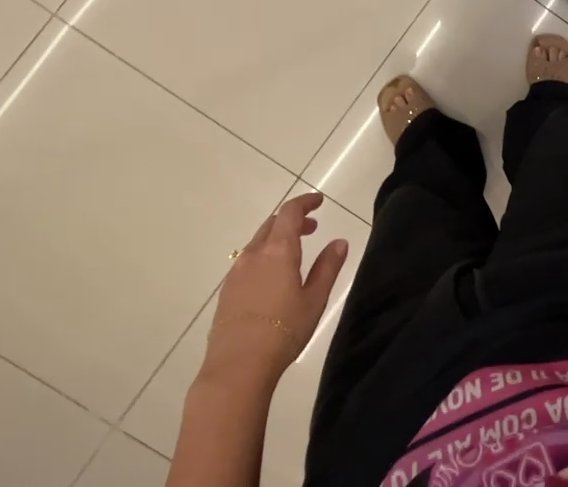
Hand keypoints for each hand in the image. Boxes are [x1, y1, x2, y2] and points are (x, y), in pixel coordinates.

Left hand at [199, 193, 349, 390]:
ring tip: (294, 252)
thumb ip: (328, 267)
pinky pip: (247, 261)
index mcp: (278, 251)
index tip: (319, 201)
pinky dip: (263, 255)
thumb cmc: (283, 331)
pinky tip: (272, 277)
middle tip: (312, 228)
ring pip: (257, 242)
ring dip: (277, 238)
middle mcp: (253, 254)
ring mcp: (236, 273)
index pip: (290, 212)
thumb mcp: (314, 299)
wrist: (237, 367)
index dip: (305, 202)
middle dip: (292, 220)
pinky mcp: (227, 291)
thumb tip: (340, 242)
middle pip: (272, 224)